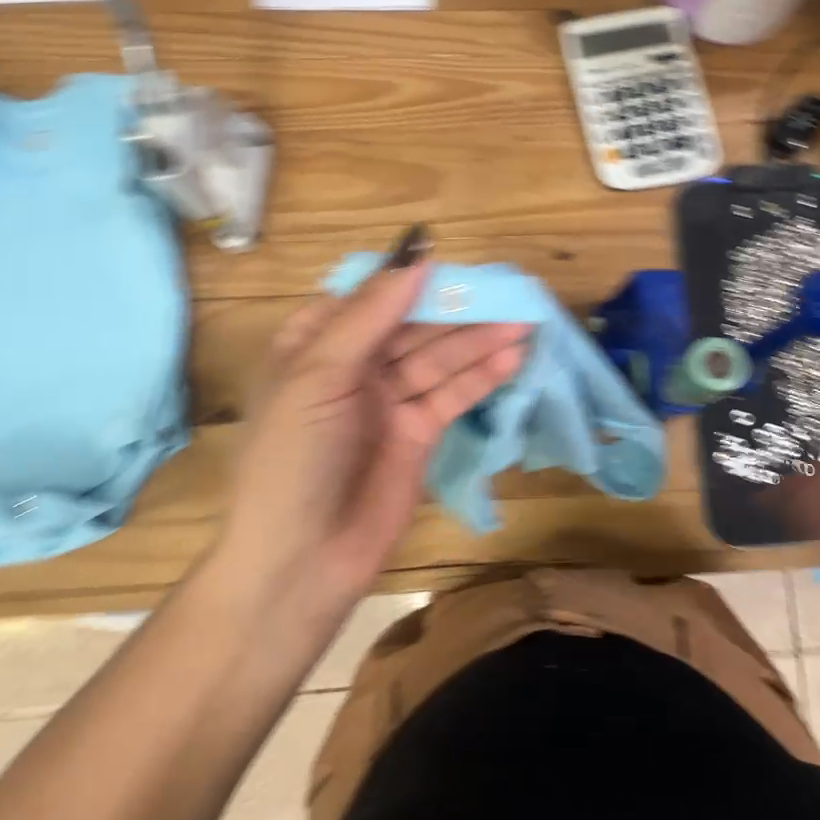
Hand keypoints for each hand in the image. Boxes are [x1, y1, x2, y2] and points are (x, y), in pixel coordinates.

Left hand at [217, 263, 527, 616]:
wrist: (303, 559)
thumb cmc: (294, 457)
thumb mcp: (318, 376)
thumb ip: (370, 316)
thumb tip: (416, 261)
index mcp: (313, 346)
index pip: (365, 298)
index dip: (405, 280)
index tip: (449, 264)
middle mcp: (352, 368)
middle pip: (411, 326)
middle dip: (455, 311)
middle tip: (508, 293)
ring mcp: (388, 402)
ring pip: (438, 359)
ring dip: (479, 341)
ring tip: (525, 323)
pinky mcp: (418, 434)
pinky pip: (452, 395)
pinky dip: (481, 378)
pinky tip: (512, 360)